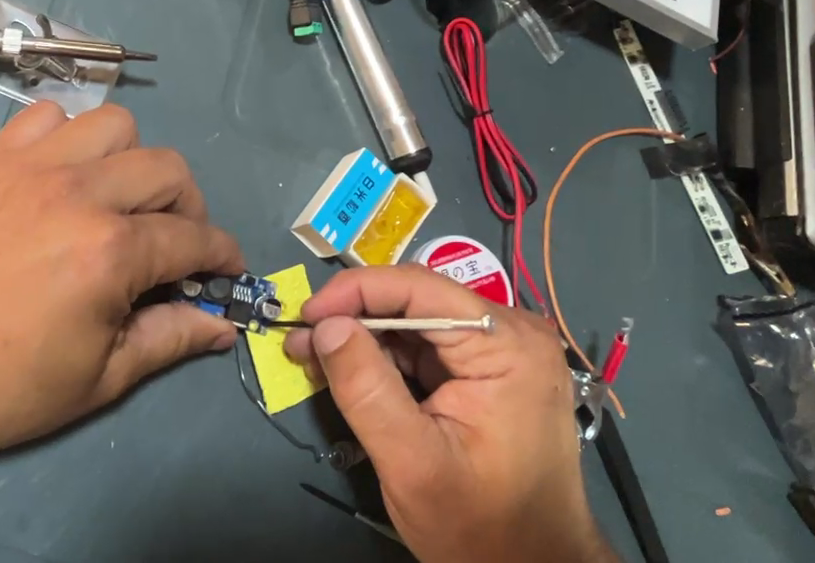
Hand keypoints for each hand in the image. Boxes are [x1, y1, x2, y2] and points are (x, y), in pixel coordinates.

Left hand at [0, 103, 245, 492]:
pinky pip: (48, 115)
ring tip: (117, 198)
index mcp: (111, 252)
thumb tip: (222, 324)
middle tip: (173, 240)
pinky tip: (61, 175)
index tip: (226, 269)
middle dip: (188, 206)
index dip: (222, 254)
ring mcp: (34, 165)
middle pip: (168, 169)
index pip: (193, 237)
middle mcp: (80, 193)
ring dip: (131, 159)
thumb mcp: (100, 378)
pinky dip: (67, 136)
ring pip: (114, 124)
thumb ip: (170, 339)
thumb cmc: (5, 386)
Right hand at [284, 266, 613, 562]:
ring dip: (363, 337)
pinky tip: (348, 368)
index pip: (418, 287)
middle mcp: (512, 332)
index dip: (355, 291)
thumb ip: (366, 388)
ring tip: (313, 355)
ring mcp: (503, 350)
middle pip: (416, 300)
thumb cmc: (481, 526)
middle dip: (354, 317)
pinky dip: (384, 356)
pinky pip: (426, 345)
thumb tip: (325, 325)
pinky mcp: (489, 370)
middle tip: (302, 341)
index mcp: (507, 345)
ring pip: (415, 321)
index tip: (306, 314)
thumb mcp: (412, 461)